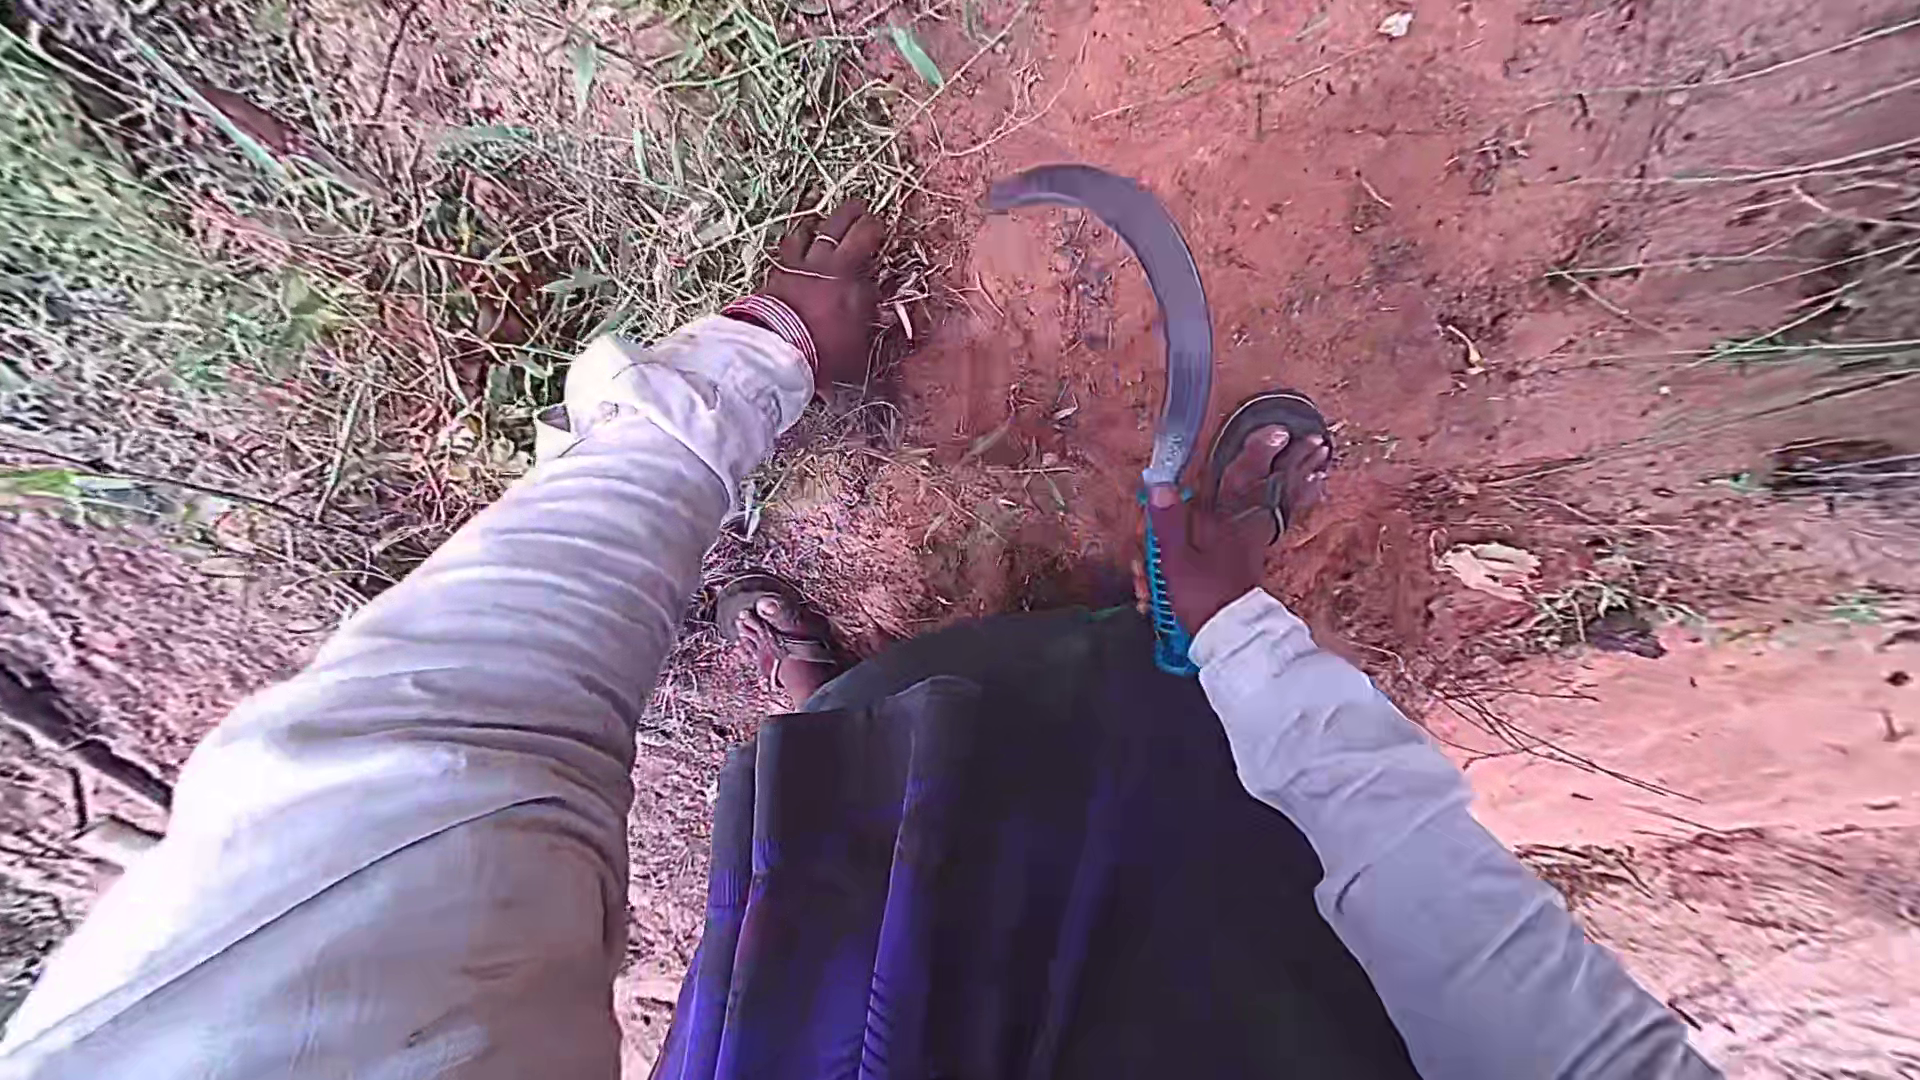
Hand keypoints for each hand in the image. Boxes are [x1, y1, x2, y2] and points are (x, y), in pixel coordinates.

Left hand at [764, 199, 883, 391]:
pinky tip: (804, 229)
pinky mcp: (782, 267)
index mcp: (856, 287)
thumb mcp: (857, 352)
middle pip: (854, 234)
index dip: (882, 260)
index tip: (885, 255)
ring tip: (841, 213)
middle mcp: (834, 268)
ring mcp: (806, 264)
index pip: (875, 269)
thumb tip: (880, 316)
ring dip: (835, 218)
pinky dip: (802, 233)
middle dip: (865, 222)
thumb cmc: (822, 355)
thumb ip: (868, 329)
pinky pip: (794, 240)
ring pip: (822, 229)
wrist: (777, 350)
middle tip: (870, 214)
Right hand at [1145, 425, 1329, 631]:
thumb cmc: (1201, 596)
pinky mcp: (1254, 553)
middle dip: (1291, 464)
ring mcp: (1253, 540)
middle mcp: (1243, 526)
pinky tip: (1307, 494)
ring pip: (1279, 503)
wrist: (1229, 632)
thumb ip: (1169, 522)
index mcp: (1223, 523)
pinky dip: (1297, 504)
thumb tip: (1161, 485)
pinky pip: (1280, 519)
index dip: (1256, 455)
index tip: (1278, 432)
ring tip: (1319, 462)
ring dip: (1299, 480)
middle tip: (1316, 442)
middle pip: (1268, 487)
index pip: (1239, 480)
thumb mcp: (1176, 561)